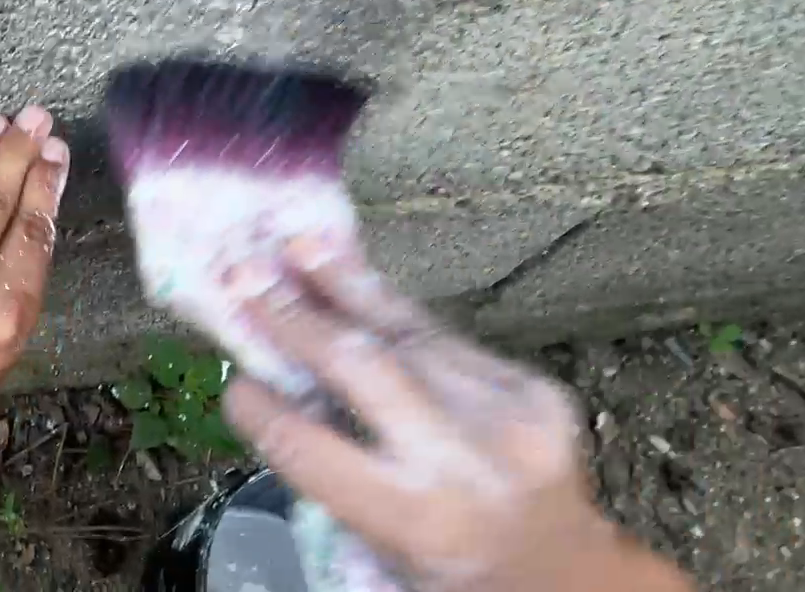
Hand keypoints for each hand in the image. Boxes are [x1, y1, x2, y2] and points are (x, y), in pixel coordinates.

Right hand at [221, 236, 690, 591]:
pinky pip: (438, 333)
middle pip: (358, 366)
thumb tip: (272, 375)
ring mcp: (508, 417)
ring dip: (340, 284)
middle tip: (245, 276)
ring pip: (401, 330)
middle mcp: (466, 461)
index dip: (259, 406)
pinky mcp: (533, 388)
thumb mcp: (377, 538)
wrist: (570, 575)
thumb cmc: (449, 565)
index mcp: (417, 518)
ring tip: (298, 246)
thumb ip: (326, 461)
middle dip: (293, 316)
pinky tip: (349, 270)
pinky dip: (384, 303)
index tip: (234, 383)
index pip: (307, 444)